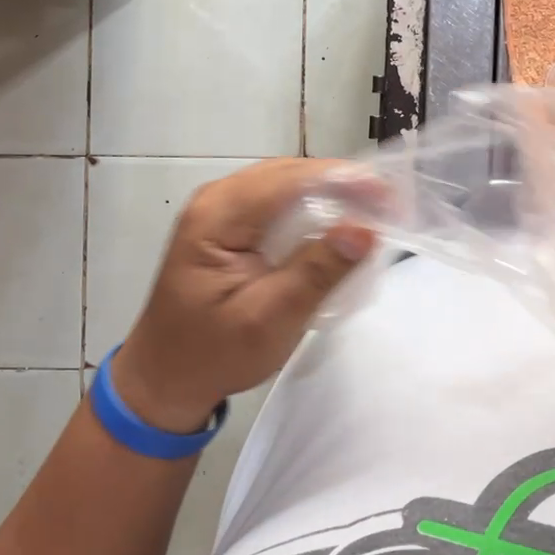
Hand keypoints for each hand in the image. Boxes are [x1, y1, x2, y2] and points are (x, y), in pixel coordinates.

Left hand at [110, 160, 376, 433]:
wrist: (163, 381)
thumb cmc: (213, 356)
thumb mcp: (269, 320)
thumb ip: (316, 272)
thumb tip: (365, 229)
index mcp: (218, 216)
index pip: (290, 180)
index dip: (344, 180)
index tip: (390, 197)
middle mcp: (217, 199)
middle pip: (290, 174)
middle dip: (343, 184)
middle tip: (391, 206)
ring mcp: (221, 209)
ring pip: (288, 184)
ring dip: (331, 194)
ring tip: (374, 212)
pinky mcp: (230, 224)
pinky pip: (279, 202)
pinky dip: (312, 209)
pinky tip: (338, 225)